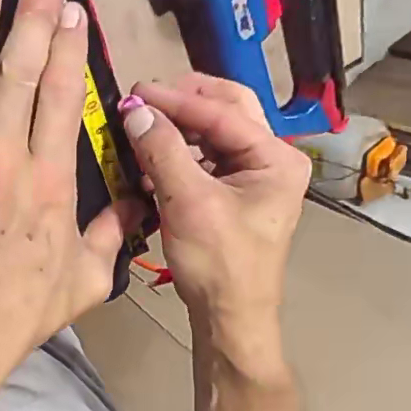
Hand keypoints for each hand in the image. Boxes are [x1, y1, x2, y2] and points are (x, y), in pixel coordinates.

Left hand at [0, 0, 141, 363]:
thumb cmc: (22, 308)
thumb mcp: (88, 280)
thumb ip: (114, 235)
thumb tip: (138, 205)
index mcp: (49, 177)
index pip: (62, 95)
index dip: (67, 45)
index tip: (70, 4)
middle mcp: (3, 156)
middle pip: (21, 69)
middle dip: (34, 8)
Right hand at [118, 75, 310, 333]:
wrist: (229, 318)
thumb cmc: (218, 264)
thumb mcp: (188, 202)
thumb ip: (162, 150)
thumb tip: (134, 111)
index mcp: (276, 158)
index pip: (221, 112)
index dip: (175, 100)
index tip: (134, 92)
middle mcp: (270, 159)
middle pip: (225, 110)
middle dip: (182, 102)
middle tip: (143, 100)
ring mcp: (252, 176)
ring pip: (211, 133)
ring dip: (176, 129)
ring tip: (141, 129)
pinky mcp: (231, 192)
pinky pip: (203, 158)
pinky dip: (176, 154)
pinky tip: (149, 160)